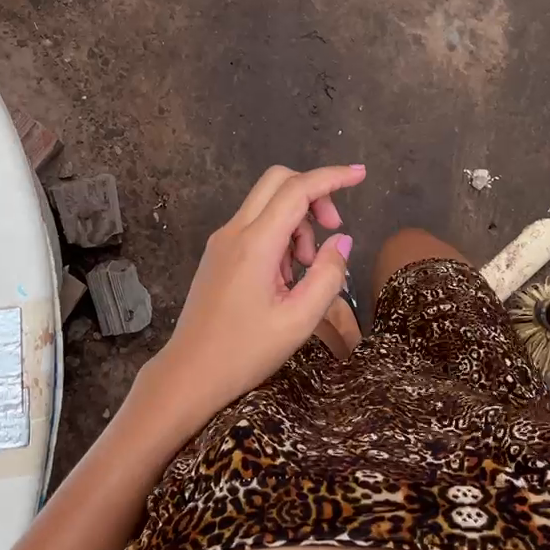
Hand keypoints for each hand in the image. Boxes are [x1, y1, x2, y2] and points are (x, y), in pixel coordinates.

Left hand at [142, 164, 362, 422]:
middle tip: (333, 230)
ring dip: (297, 221)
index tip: (360, 175)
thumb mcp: (298, 321)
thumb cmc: (244, 352)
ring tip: (305, 269)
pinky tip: (286, 276)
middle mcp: (235, 230)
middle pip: (278, 181)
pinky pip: (255, 224)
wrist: (189, 374)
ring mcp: (222, 240)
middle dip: (314, 193)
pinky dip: (279, 235)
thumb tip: (342, 240)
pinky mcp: (218, 252)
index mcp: (255, 244)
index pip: (298, 190)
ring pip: (267, 202)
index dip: (332, 177)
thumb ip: (327, 275)